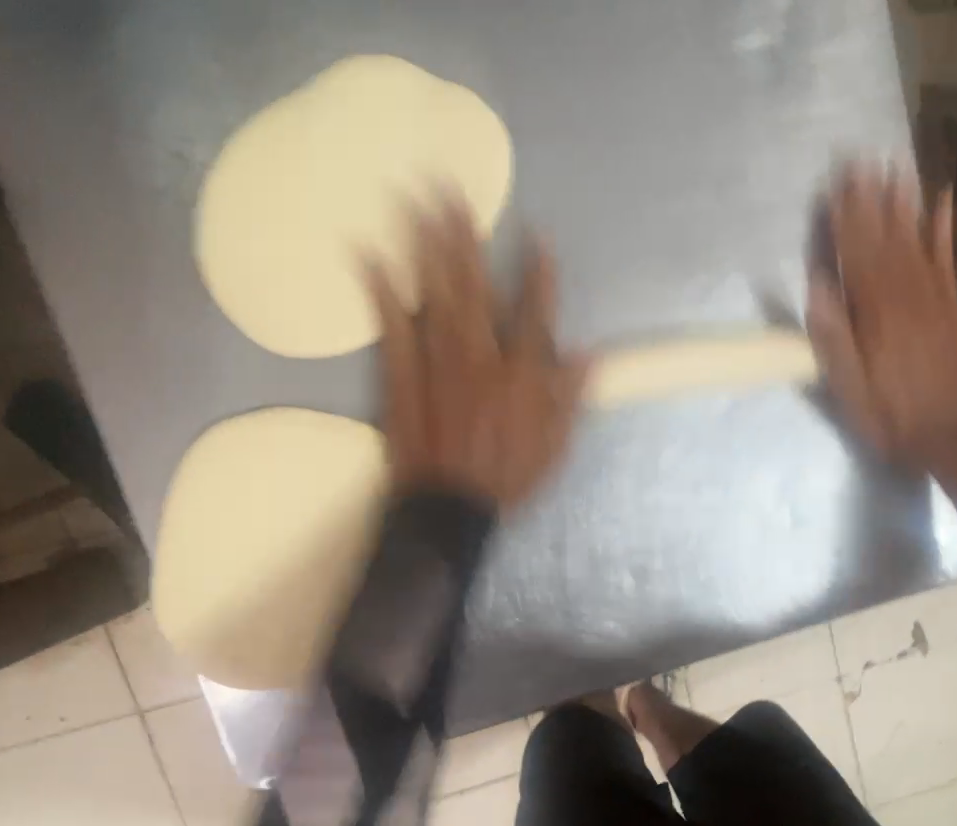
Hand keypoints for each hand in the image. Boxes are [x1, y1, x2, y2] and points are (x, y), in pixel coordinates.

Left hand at [364, 194, 588, 510]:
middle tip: (449, 186)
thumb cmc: (507, 478)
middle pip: (474, 286)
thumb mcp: (555, 447)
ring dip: (422, 244)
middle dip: (463, 234)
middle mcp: (481, 355)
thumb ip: (569, 398)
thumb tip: (589, 355)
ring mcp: (438, 362)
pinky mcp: (403, 375)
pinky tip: (367, 254)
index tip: (537, 236)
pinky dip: (380, 291)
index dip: (538, 274)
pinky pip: (392, 327)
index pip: (535, 313)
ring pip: (433, 294)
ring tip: (410, 199)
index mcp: (522, 373)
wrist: (448, 508)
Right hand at [807, 163, 956, 471]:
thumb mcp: (845, 385)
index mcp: (873, 312)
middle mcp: (904, 293)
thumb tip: (815, 284)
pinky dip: (942, 226)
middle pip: (882, 235)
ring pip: (913, 237)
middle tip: (859, 156)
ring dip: (901, 200)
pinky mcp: (950, 304)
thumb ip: (831, 333)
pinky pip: (946, 256)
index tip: (833, 181)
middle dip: (868, 196)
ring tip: (892, 163)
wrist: (943, 434)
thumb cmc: (885, 414)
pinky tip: (940, 196)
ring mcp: (931, 296)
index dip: (842, 216)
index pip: (853, 252)